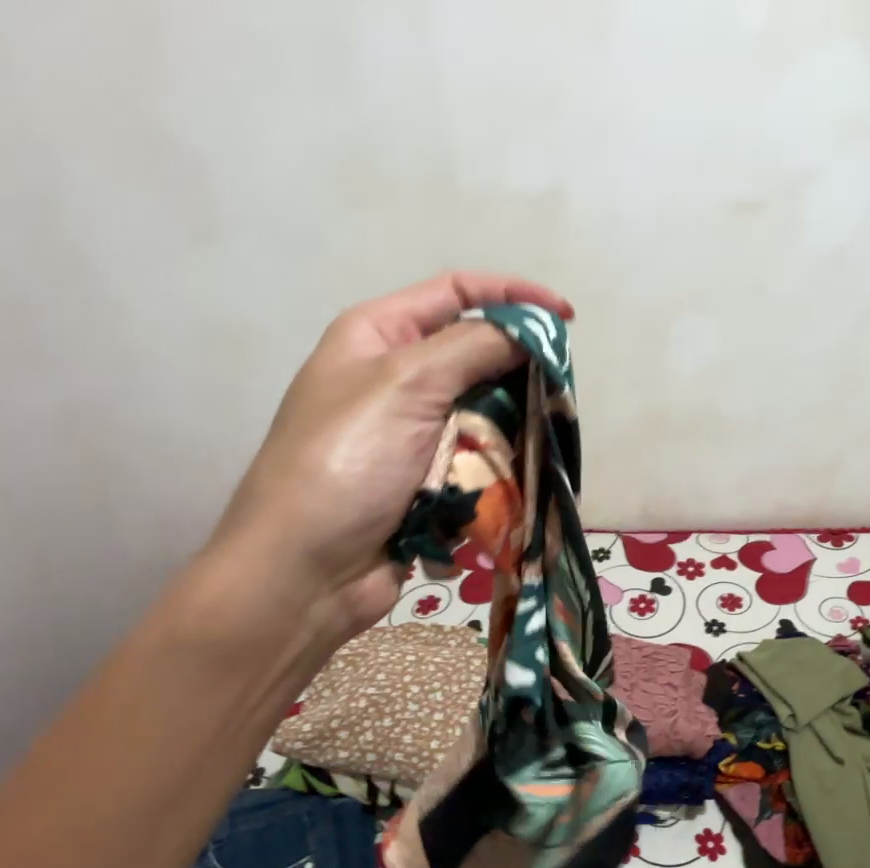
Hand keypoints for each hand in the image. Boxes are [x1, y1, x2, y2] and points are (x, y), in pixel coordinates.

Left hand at [208, 272, 572, 636]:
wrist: (303, 573)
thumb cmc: (345, 463)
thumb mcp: (406, 385)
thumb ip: (474, 346)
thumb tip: (530, 329)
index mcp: (377, 336)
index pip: (456, 293)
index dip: (513, 296)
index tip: (566, 319)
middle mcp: (394, 379)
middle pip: (476, 357)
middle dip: (518, 373)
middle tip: (557, 393)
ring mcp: (410, 435)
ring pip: (484, 415)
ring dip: (510, 429)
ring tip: (536, 444)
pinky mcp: (425, 483)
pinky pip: (477, 463)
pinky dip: (497, 471)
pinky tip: (511, 485)